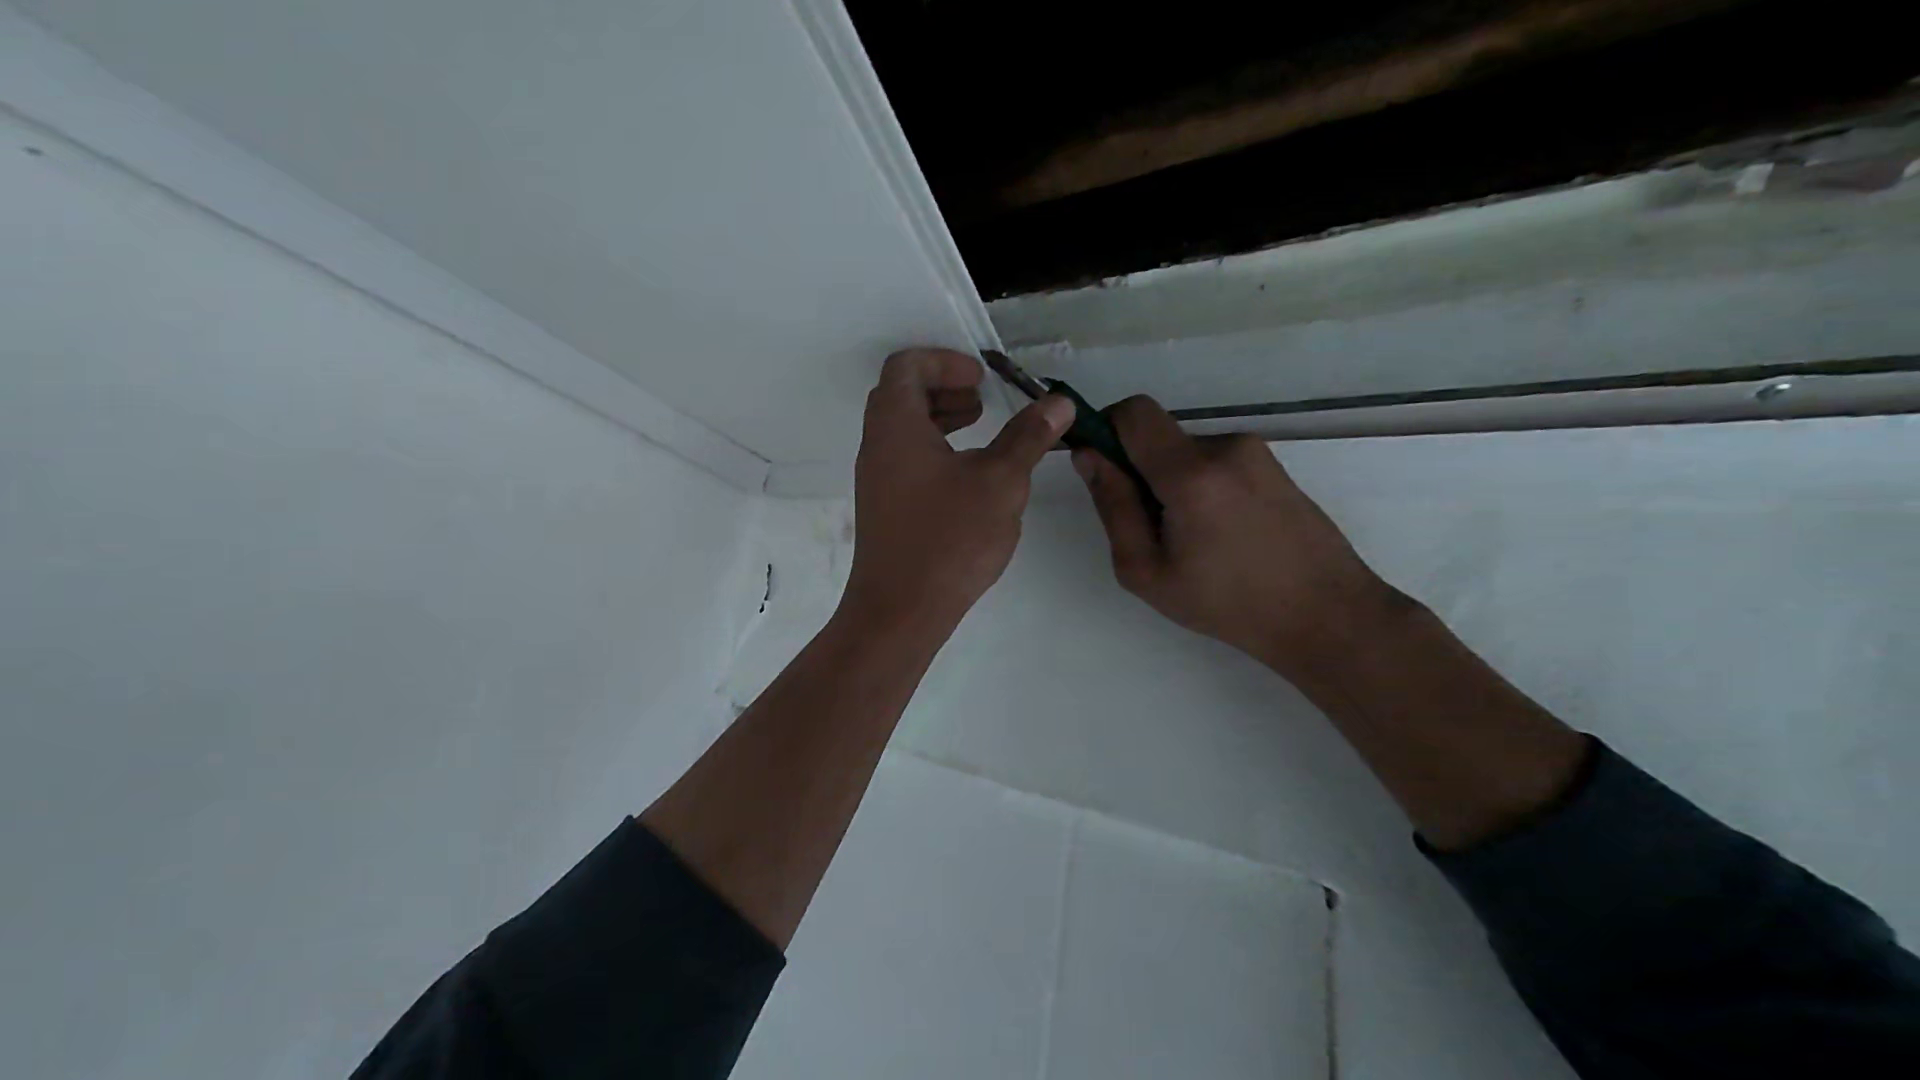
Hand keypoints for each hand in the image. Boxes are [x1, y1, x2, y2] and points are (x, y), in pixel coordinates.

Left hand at [842, 349, 1074, 636]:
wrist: (901, 610)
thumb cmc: (950, 538)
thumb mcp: (1000, 481)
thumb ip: (1028, 436)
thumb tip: (1059, 402)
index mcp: (896, 426)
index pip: (906, 366)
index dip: (945, 362)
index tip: (983, 379)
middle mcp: (877, 446)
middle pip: (900, 395)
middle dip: (944, 389)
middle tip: (982, 400)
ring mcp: (876, 480)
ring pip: (903, 430)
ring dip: (940, 420)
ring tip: (981, 431)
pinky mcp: (885, 509)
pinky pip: (905, 460)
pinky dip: (935, 451)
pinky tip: (969, 477)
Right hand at [1074, 396, 1403, 675]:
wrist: (1325, 614)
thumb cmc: (1226, 603)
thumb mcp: (1146, 570)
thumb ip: (1113, 505)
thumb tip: (1088, 455)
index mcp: (1191, 473)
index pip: (1133, 412)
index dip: (1107, 430)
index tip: (1105, 472)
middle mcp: (1225, 447)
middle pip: (1158, 437)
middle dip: (1141, 472)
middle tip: (1154, 530)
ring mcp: (1255, 452)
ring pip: (1186, 453)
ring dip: (1173, 484)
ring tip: (1195, 540)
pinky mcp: (1272, 464)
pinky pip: (1214, 462)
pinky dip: (1202, 488)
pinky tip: (1222, 534)